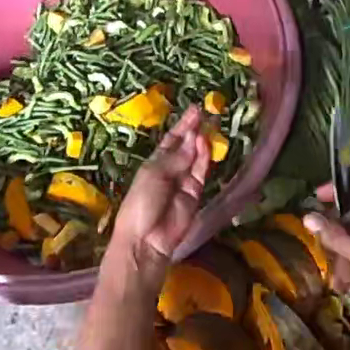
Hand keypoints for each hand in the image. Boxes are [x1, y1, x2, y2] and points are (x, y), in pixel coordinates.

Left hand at [106, 106, 211, 282]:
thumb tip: (195, 138)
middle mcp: (171, 169)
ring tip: (209, 125)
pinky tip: (205, 143)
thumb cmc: (141, 202)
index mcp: (155, 163)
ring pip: (196, 157)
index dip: (183, 125)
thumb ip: (177, 157)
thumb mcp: (154, 174)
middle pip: (186, 146)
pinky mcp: (196, 193)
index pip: (171, 140)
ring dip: (201, 142)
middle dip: (196, 130)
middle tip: (208, 112)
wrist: (147, 239)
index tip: (195, 109)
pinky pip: (201, 171)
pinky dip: (204, 158)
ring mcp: (185, 181)